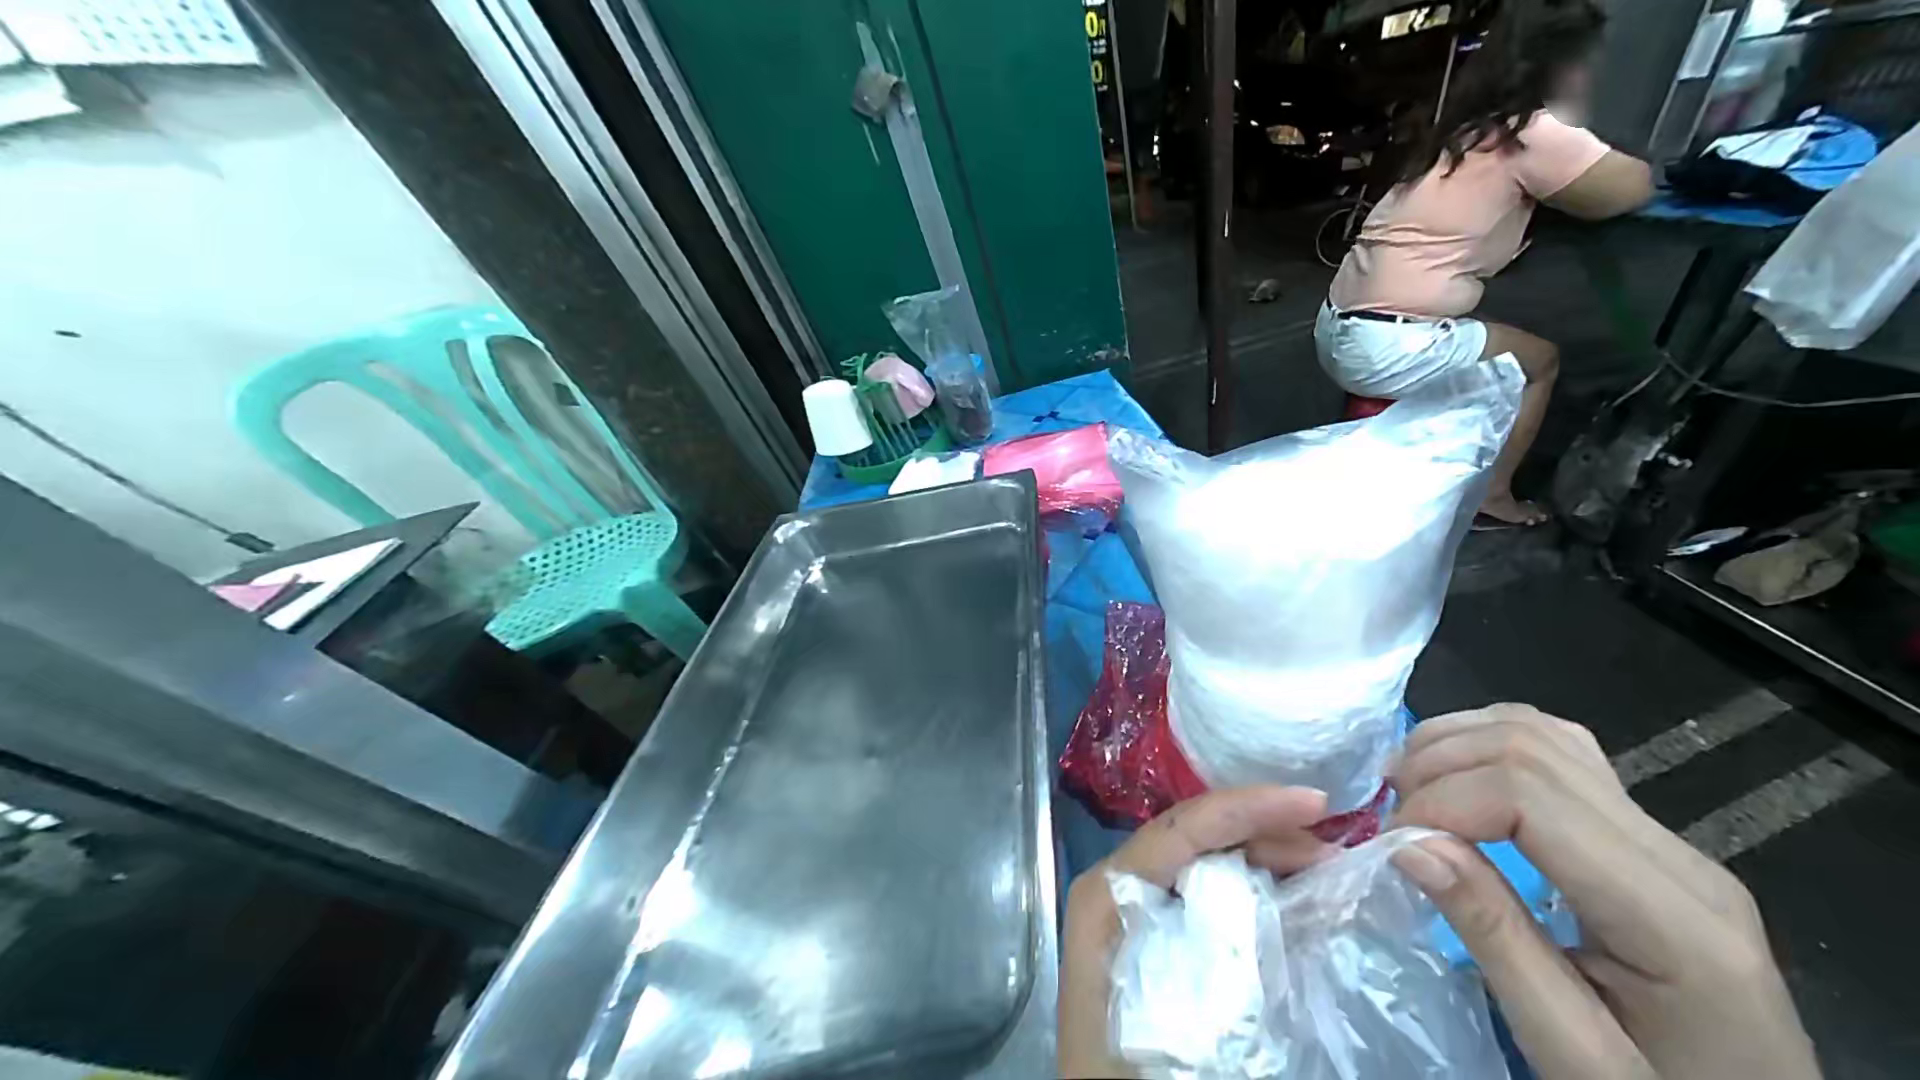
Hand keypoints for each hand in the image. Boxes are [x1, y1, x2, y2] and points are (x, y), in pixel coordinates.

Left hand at [1058, 786, 1331, 1078]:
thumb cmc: (1131, 1063)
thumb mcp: (1185, 1007)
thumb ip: (1240, 954)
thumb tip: (1315, 906)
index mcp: (1111, 887)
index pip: (1184, 826)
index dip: (1252, 807)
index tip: (1317, 804)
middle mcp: (1119, 881)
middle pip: (1198, 834)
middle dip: (1268, 830)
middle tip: (1339, 845)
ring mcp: (1135, 902)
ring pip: (1207, 859)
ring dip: (1267, 857)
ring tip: (1329, 867)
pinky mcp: (1155, 928)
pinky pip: (1208, 891)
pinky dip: (1255, 889)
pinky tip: (1299, 899)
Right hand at [1389, 704, 1821, 1079]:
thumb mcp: (1572, 1051)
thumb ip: (1493, 938)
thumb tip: (1407, 844)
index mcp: (1675, 917)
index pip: (1532, 796)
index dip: (1442, 802)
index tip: (1392, 844)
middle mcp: (1679, 855)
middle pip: (1531, 747)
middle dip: (1436, 765)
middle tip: (1392, 815)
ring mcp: (1665, 836)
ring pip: (1539, 731)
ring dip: (1453, 745)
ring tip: (1410, 791)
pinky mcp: (1640, 833)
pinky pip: (1554, 748)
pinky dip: (1484, 746)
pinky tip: (1454, 779)